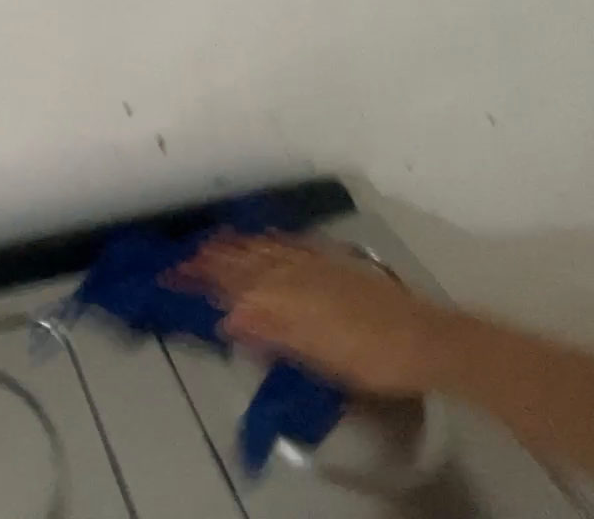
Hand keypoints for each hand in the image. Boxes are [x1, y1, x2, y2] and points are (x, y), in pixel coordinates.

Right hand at [165, 234, 461, 395]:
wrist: (423, 339)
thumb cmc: (367, 358)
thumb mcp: (314, 357)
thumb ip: (269, 332)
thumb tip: (227, 320)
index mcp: (281, 297)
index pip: (227, 283)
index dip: (196, 277)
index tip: (170, 274)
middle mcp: (290, 272)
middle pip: (239, 260)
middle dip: (207, 258)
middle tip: (181, 257)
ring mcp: (310, 262)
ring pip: (260, 247)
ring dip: (231, 244)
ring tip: (209, 240)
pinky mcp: (330, 259)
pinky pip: (287, 242)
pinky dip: (266, 238)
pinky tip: (259, 236)